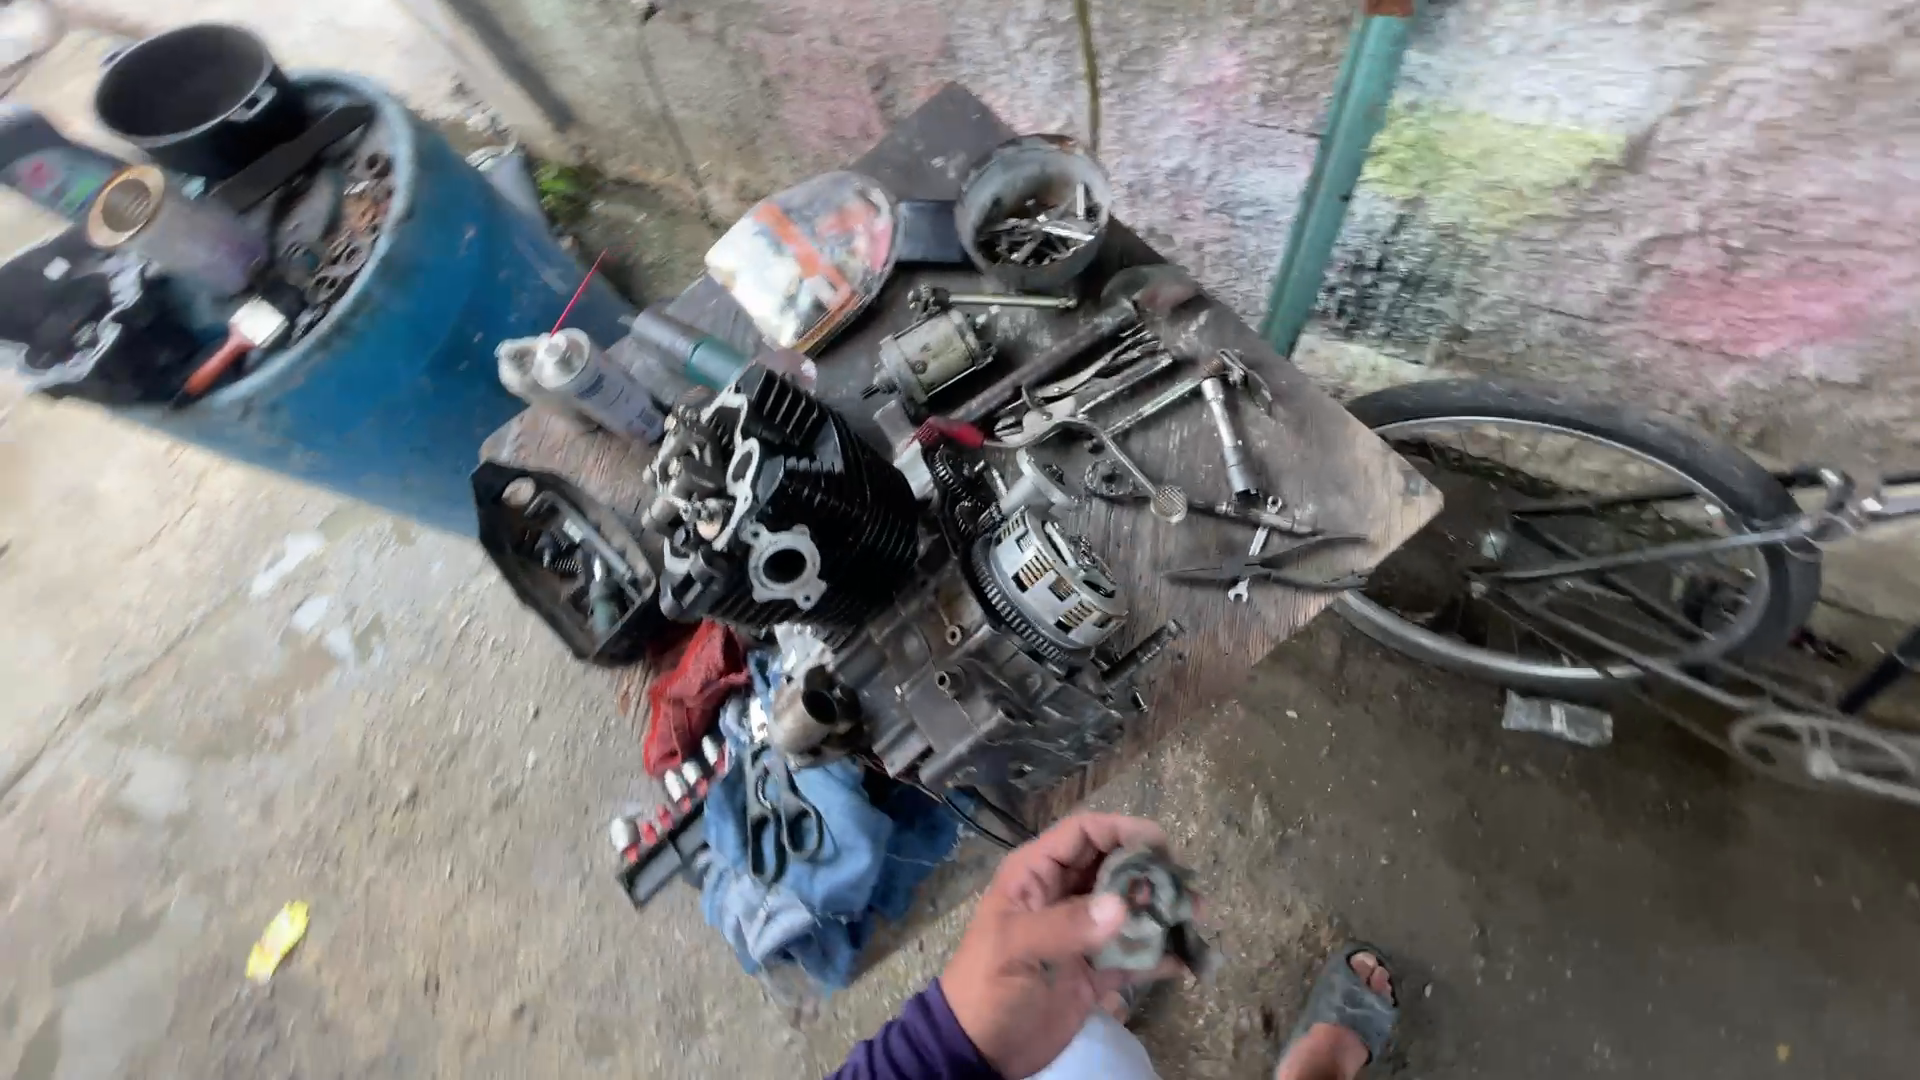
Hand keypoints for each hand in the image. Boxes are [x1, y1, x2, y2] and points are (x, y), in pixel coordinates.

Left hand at [939, 813, 1185, 1077]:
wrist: (979, 1050)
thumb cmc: (987, 983)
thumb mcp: (1017, 947)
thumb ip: (1066, 925)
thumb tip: (1121, 905)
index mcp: (1036, 873)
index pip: (1083, 833)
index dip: (1120, 829)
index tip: (1160, 843)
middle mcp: (1062, 893)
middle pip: (1112, 866)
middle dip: (1149, 871)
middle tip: (1186, 885)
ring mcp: (1081, 932)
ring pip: (1127, 907)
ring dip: (1160, 910)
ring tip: (1196, 917)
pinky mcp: (1095, 970)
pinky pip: (1132, 953)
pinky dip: (1159, 953)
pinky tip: (1186, 958)